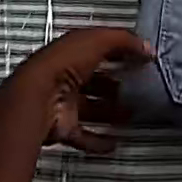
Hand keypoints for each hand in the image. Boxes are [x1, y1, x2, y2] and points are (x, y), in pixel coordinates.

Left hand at [0, 27, 152, 153]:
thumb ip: (123, 40)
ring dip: (111, 111)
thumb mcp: (98, 39)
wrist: (38, 97)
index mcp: (74, 48)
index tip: (139, 55)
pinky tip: (112, 141)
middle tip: (136, 86)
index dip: (121, 49)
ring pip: (92, 106)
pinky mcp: (63, 127)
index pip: (101, 46)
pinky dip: (98, 140)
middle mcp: (68, 74)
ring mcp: (65, 101)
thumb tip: (143, 44)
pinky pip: (83, 135)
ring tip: (130, 113)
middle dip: (116, 83)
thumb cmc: (62, 62)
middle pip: (97, 79)